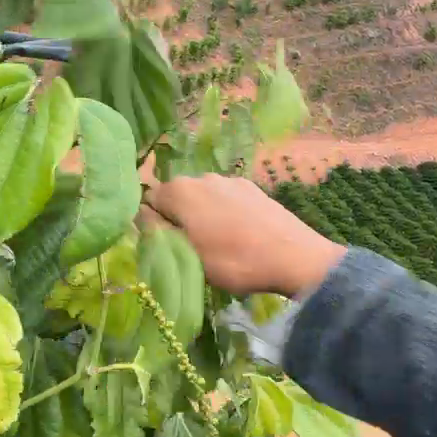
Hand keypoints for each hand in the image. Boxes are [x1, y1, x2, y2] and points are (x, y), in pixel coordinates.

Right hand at [144, 175, 345, 297]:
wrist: (297, 259)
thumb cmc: (233, 260)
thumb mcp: (186, 255)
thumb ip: (157, 232)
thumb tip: (140, 217)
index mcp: (179, 190)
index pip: (147, 202)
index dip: (153, 226)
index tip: (166, 247)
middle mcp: (201, 176)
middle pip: (175, 197)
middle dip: (177, 218)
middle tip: (191, 248)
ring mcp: (230, 180)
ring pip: (202, 198)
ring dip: (202, 216)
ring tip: (218, 243)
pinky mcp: (254, 188)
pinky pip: (226, 199)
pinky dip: (225, 213)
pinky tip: (240, 235)